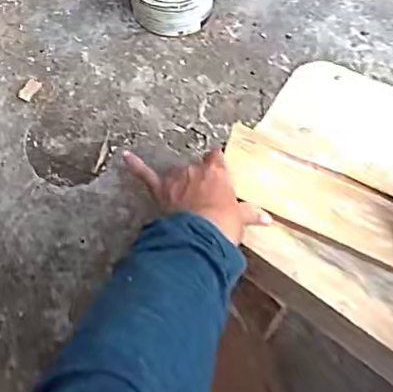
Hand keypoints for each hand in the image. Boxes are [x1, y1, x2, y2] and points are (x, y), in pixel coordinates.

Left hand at [120, 148, 266, 244]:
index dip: (216, 162)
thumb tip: (267, 218)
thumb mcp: (241, 218)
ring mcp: (175, 178)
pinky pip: (145, 174)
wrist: (202, 235)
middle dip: (198, 179)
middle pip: (195, 167)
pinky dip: (134, 165)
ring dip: (179, 183)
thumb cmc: (225, 224)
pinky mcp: (160, 188)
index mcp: (216, 172)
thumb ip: (251, 213)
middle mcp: (194, 169)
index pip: (216, 157)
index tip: (217, 166)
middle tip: (204, 197)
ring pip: (176, 174)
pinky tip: (124, 156)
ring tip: (185, 199)